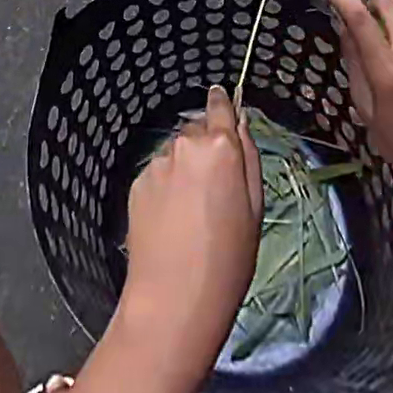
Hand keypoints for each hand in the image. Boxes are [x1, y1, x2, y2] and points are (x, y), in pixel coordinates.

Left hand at [119, 86, 261, 368]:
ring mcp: (157, 163)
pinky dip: (167, 185)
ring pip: (177, 154)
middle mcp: (185, 145)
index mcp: (220, 147)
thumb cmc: (229, 257)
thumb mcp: (255, 208)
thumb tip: (241, 123)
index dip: (221, 102)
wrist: (174, 296)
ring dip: (185, 167)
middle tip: (216, 186)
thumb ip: (249, 158)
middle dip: (206, 147)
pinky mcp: (137, 182)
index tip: (220, 95)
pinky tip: (172, 217)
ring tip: (192, 210)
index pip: (220, 108)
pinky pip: (158, 173)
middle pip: (197, 132)